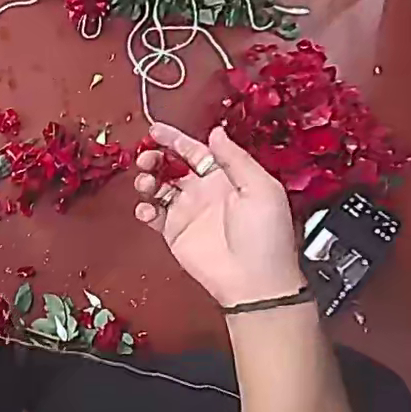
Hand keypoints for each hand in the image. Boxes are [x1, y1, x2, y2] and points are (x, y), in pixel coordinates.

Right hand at [133, 123, 305, 309]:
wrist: (254, 280)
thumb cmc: (265, 235)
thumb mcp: (261, 188)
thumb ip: (235, 159)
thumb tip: (216, 132)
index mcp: (225, 177)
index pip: (195, 150)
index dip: (175, 139)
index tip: (155, 130)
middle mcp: (203, 191)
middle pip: (171, 165)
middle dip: (155, 157)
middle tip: (146, 157)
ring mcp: (187, 211)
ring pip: (158, 187)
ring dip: (147, 179)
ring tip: (146, 182)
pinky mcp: (174, 233)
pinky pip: (153, 215)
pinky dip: (144, 209)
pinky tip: (146, 209)